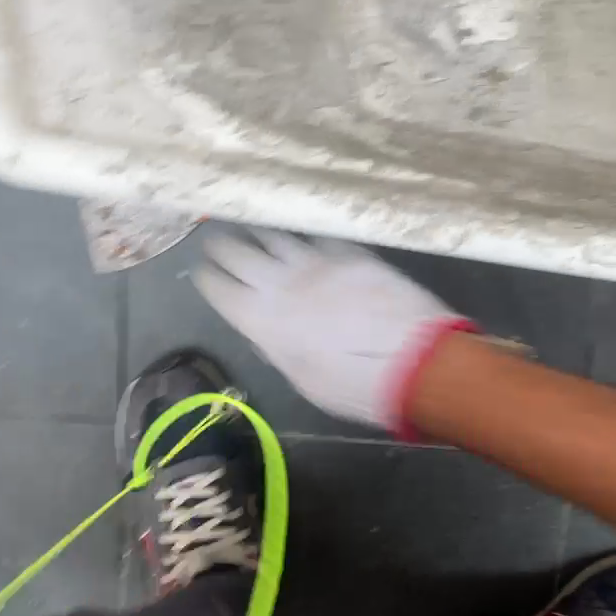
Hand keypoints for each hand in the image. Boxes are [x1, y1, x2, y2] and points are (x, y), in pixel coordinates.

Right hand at [193, 232, 473, 435]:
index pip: (222, 291)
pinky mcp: (351, 254)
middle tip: (215, 239)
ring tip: (251, 228)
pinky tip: (305, 235)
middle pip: (241, 255)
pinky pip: (320, 238)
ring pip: (278, 239)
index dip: (209, 280)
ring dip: (260, 234)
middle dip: (224, 247)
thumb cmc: (353, 387)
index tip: (202, 272)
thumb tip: (264, 333)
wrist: (414, 361)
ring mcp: (317, 263)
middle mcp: (282, 284)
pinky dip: (307, 237)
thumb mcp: (302, 379)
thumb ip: (277, 348)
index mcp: (262, 320)